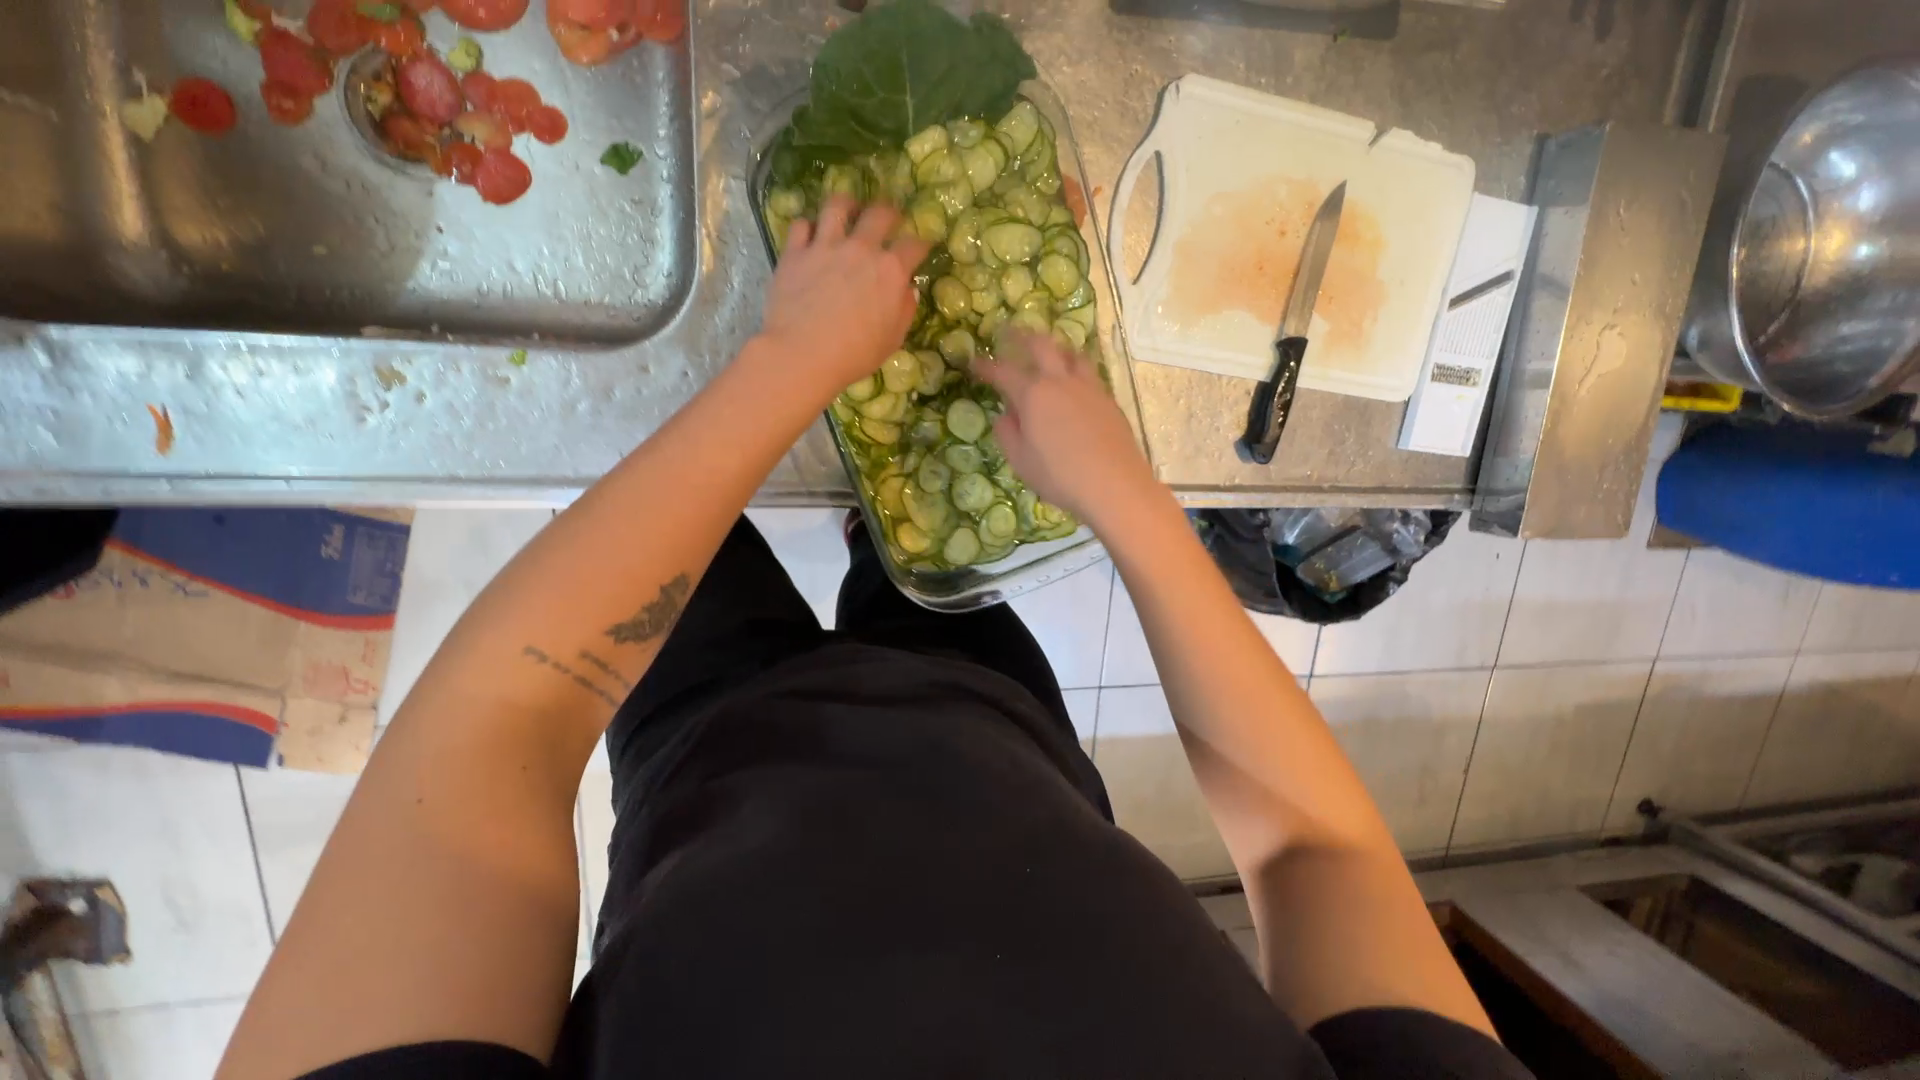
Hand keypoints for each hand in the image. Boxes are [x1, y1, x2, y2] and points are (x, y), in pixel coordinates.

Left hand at [756, 196, 930, 396]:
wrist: (802, 354)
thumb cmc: (853, 355)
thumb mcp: (892, 340)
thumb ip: (904, 311)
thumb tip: (909, 290)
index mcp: (891, 271)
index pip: (914, 245)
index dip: (921, 243)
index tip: (921, 247)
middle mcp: (861, 249)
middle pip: (880, 213)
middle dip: (889, 212)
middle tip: (888, 218)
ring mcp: (825, 246)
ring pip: (837, 206)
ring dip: (847, 204)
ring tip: (848, 209)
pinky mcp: (795, 252)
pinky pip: (801, 225)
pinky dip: (808, 226)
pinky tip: (811, 233)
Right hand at [975, 333, 1160, 529]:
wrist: (1114, 484)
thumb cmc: (1060, 476)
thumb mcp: (1021, 461)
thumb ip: (1007, 433)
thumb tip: (1005, 415)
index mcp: (1033, 395)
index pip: (1004, 372)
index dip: (986, 366)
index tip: (974, 362)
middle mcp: (1061, 382)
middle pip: (1041, 345)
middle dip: (1022, 337)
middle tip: (1011, 333)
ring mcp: (1088, 387)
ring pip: (1071, 353)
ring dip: (1055, 347)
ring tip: (1049, 352)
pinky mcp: (1108, 399)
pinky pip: (1088, 372)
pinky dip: (1075, 368)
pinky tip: (1074, 382)